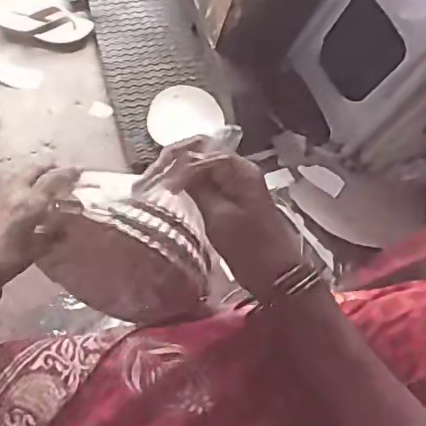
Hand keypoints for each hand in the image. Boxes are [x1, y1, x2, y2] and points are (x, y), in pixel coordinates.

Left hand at [0, 164, 78, 281]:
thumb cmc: (4, 260)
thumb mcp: (33, 251)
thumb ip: (50, 237)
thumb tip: (63, 231)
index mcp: (31, 201)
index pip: (54, 179)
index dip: (68, 173)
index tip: (78, 170)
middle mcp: (14, 188)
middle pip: (34, 168)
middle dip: (49, 166)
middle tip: (58, 169)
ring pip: (16, 171)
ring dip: (29, 170)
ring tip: (35, 175)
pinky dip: (9, 182)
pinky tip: (8, 189)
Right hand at [168, 144, 306, 295]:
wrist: (277, 274)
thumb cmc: (250, 248)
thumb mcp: (219, 217)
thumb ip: (197, 188)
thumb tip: (174, 169)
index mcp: (239, 169)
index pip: (199, 150)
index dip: (173, 163)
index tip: (154, 183)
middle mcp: (238, 169)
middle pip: (199, 150)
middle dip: (171, 161)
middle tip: (148, 180)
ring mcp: (236, 182)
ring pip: (200, 164)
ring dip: (176, 170)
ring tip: (153, 184)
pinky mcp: (232, 196)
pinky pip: (205, 179)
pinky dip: (185, 182)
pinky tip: (170, 191)